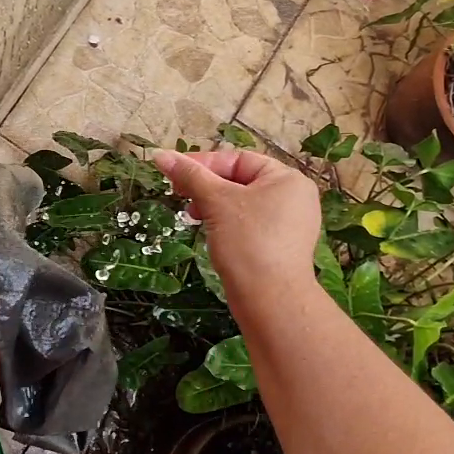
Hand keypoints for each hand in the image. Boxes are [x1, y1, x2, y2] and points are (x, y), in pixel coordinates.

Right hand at [152, 148, 320, 306]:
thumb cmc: (248, 242)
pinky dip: (226, 222)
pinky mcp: (279, 245)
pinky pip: (248, 223)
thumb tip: (160, 154)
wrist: (271, 299)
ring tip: (192, 215)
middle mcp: (293, 197)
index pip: (238, 159)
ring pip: (241, 203)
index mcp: (286, 178)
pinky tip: (209, 231)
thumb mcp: (215, 202)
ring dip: (212, 204)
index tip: (174, 172)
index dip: (203, 163)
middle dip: (206, 186)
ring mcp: (289, 223)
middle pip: (239, 180)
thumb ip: (189, 175)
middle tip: (179, 194)